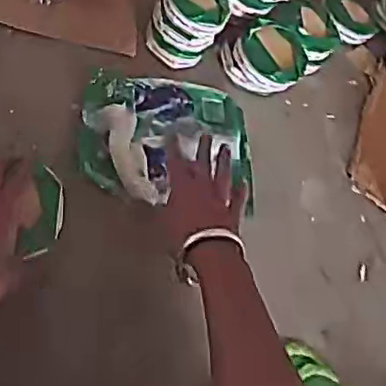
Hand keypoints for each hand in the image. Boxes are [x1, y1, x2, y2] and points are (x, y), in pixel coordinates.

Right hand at [157, 134, 247, 256]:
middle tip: (206, 134)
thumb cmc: (181, 236)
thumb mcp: (160, 223)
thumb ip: (155, 209)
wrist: (210, 252)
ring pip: (222, 175)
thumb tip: (142, 201)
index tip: (172, 133)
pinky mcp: (232, 212)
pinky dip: (240, 189)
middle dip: (203, 148)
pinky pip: (237, 198)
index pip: (176, 161)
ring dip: (223, 161)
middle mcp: (202, 187)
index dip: (173, 146)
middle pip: (202, 163)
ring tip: (226, 148)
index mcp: (182, 186)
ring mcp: (219, 198)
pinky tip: (243, 181)